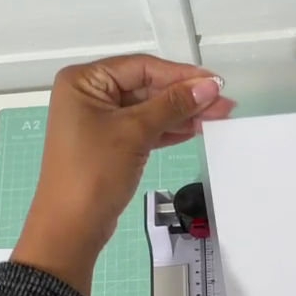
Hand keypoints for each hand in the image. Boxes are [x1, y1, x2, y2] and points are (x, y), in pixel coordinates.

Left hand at [13, 54, 233, 294]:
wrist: (71, 227)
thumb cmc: (95, 172)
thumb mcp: (134, 132)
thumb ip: (173, 106)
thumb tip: (210, 86)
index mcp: (85, 81)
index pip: (142, 68)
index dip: (181, 75)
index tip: (216, 84)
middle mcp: (90, 95)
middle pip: (147, 88)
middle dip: (185, 97)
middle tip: (224, 104)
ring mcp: (100, 121)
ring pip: (149, 110)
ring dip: (182, 114)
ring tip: (218, 117)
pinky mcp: (111, 145)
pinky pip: (145, 129)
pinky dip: (169, 130)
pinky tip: (196, 130)